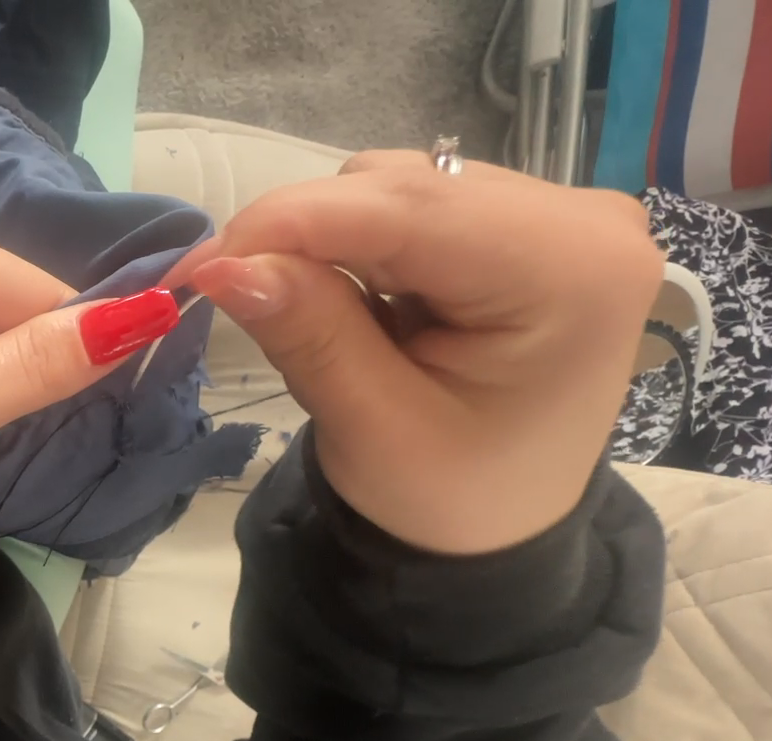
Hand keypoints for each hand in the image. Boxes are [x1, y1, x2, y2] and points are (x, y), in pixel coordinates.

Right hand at [173, 154, 665, 554]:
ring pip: (392, 187)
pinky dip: (344, 245)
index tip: (195, 268)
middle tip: (223, 291)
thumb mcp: (369, 426)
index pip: (405, 209)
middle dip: (295, 232)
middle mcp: (576, 220)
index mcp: (567, 274)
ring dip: (318, 239)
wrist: (495, 524)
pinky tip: (338, 297)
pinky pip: (404, 208)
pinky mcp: (516, 227)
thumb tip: (223, 267)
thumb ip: (306, 333)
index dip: (286, 224)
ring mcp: (550, 217)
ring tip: (294, 308)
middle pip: (399, 186)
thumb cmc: (443, 494)